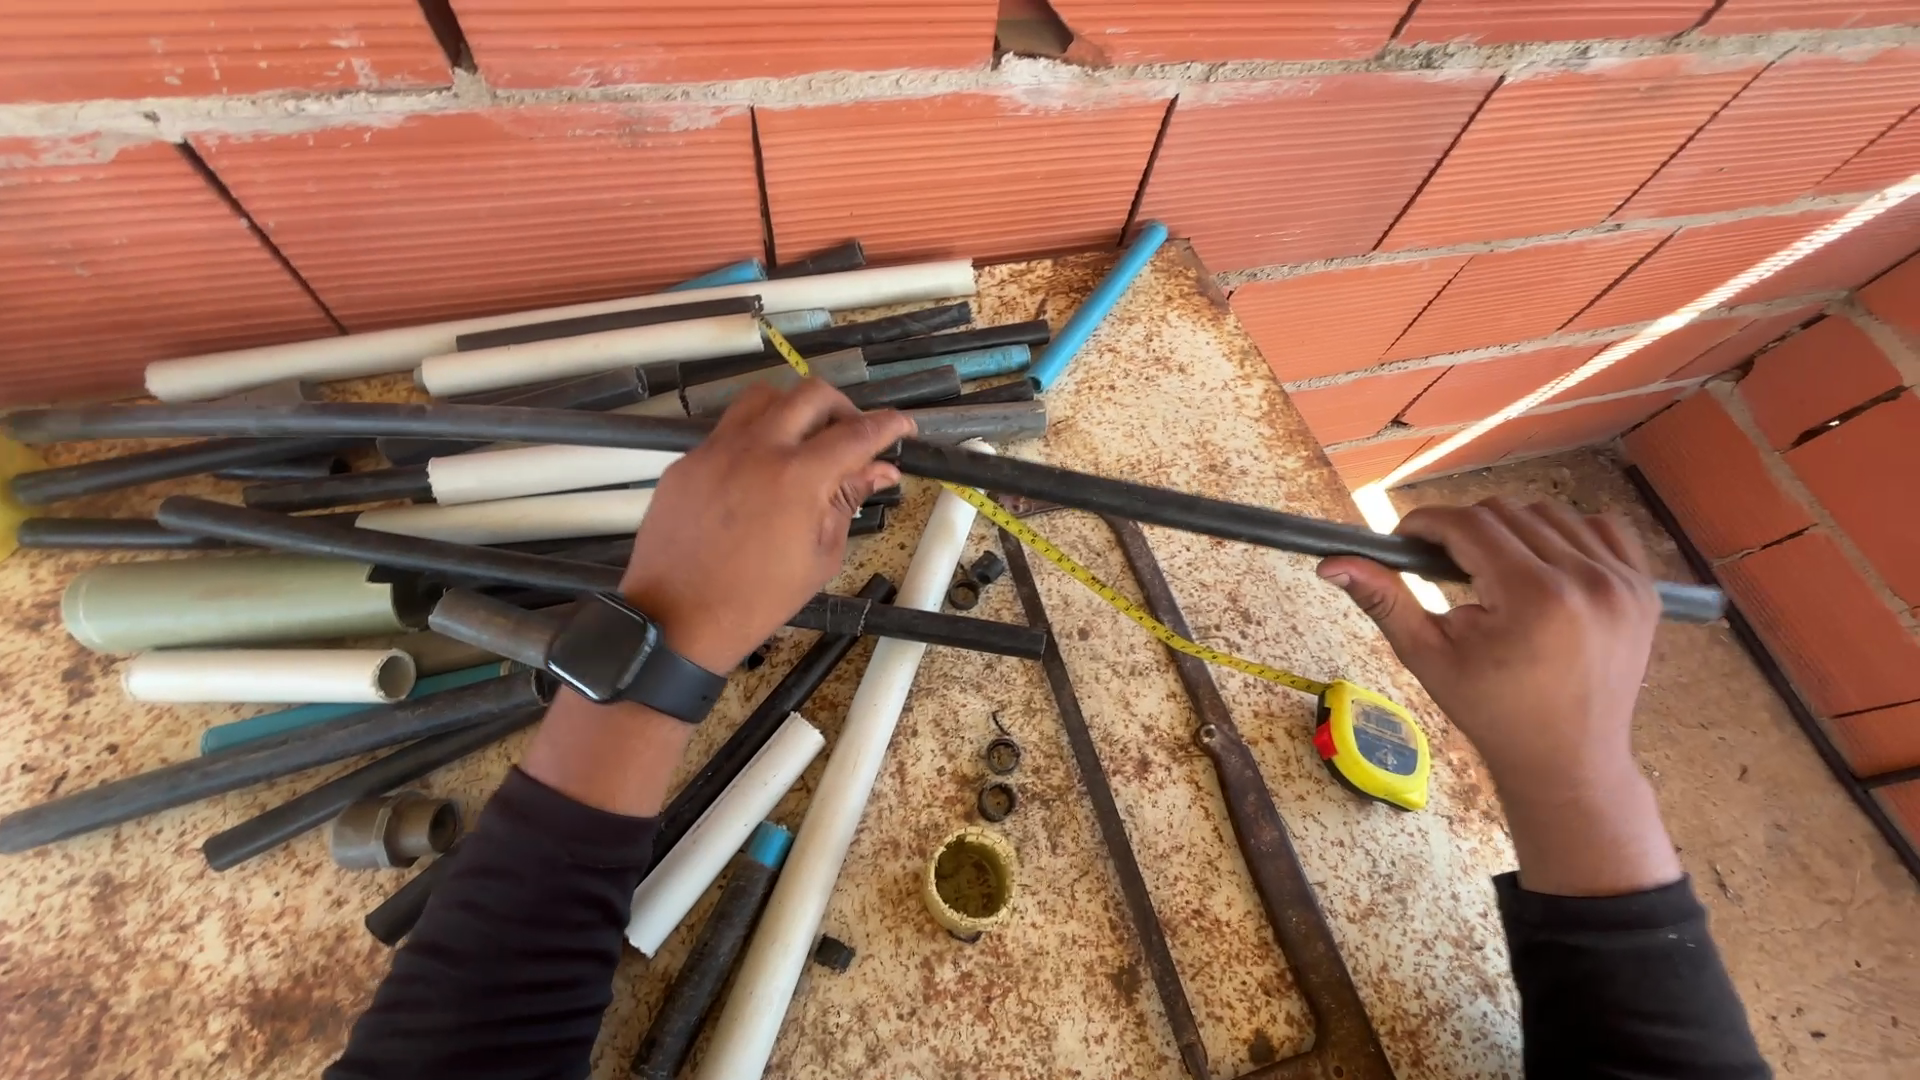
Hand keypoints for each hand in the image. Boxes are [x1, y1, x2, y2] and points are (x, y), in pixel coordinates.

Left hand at [619, 379, 914, 672]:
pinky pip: (729, 430)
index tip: (904, 426)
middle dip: (844, 408)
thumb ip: (848, 502)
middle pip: (812, 395)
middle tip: (852, 436)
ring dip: (795, 409)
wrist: (677, 618)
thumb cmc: (760, 599)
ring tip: (805, 441)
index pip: (857, 434)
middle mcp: (758, 447)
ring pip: (764, 397)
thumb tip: (880, 471)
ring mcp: (716, 449)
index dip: (889, 425)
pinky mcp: (688, 460)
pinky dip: (757, 438)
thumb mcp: (820, 555)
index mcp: (799, 476)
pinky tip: (760, 472)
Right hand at [1318, 497, 1680, 895]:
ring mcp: (1625, 583)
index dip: (1426, 523)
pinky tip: (1539, 566)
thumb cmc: (1488, 709)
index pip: (1469, 524)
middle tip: (1441, 565)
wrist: (1568, 758)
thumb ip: (1382, 599)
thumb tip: (1330, 563)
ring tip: (1489, 570)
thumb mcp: (1425, 655)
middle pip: (1506, 513)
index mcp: (1533, 597)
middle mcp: (1587, 580)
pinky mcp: (1645, 589)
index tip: (1404, 541)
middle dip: (1463, 529)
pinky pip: (1603, 529)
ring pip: (1550, 514)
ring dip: (1509, 530)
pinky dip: (1564, 534)